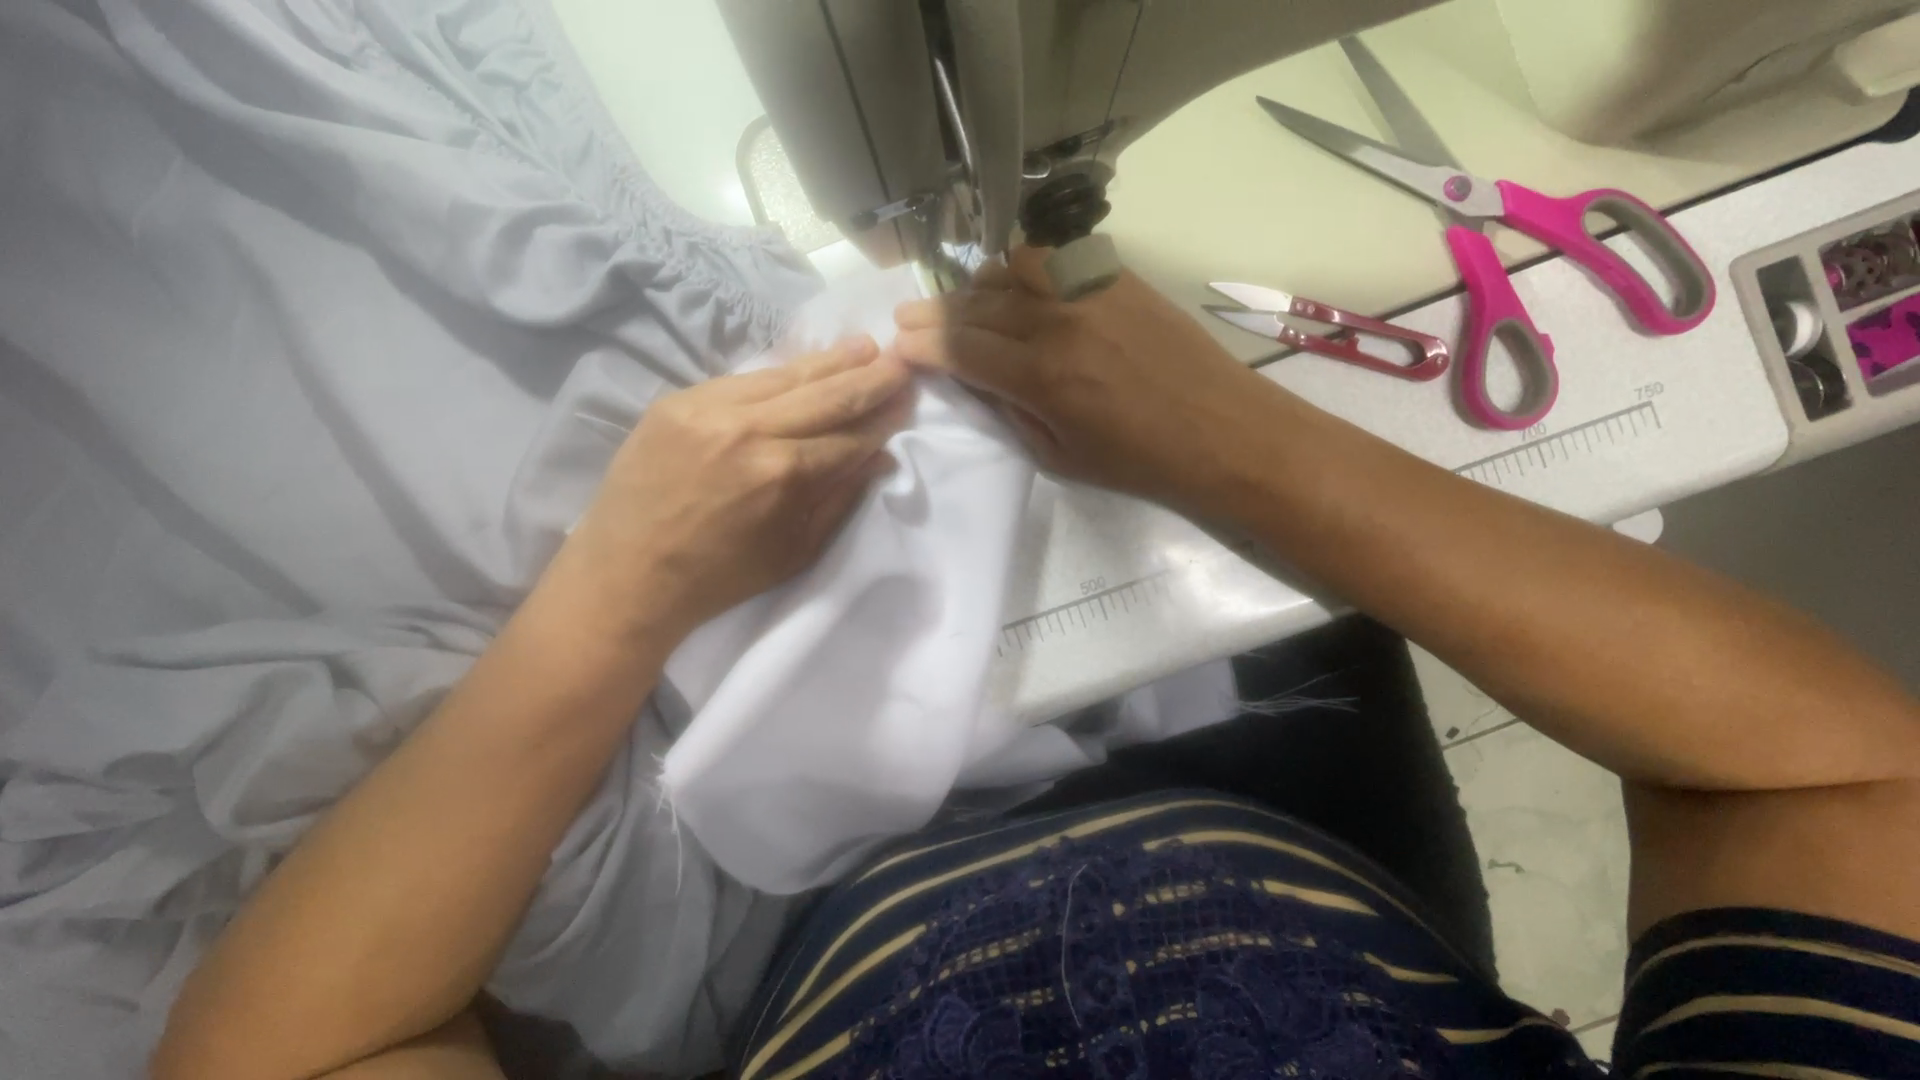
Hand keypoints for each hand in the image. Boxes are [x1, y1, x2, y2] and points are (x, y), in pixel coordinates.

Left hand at [555, 337, 912, 641]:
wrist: (627, 574)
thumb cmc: (720, 577)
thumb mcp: (795, 552)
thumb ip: (840, 499)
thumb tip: (880, 457)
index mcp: (783, 476)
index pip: (850, 436)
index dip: (884, 418)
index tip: (909, 399)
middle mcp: (751, 431)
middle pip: (826, 395)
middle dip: (870, 378)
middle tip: (900, 361)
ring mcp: (710, 409)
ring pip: (785, 376)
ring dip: (830, 362)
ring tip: (864, 347)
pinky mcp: (678, 401)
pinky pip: (743, 380)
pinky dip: (780, 375)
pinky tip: (805, 367)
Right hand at [890, 247, 1285, 508]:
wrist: (1222, 430)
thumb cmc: (1139, 461)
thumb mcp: (1060, 457)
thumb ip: (1009, 412)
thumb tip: (974, 381)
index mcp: (1041, 377)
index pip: (960, 348)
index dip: (921, 346)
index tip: (898, 345)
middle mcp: (1058, 323)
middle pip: (976, 306)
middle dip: (933, 314)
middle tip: (907, 318)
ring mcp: (1089, 292)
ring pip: (1010, 269)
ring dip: (976, 285)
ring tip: (963, 302)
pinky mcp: (1117, 278)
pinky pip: (1054, 257)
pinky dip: (1021, 266)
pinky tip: (1014, 282)